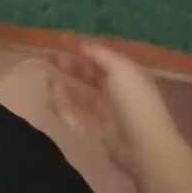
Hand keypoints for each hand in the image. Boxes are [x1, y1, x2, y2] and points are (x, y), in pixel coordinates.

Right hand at [50, 43, 180, 179]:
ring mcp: (108, 114)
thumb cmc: (134, 102)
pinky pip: (78, 118)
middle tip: (51, 61)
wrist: (145, 147)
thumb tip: (81, 45)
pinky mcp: (98, 133)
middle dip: (72, 69)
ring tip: (47, 80)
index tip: (65, 47)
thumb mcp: (121, 69)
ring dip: (65, 88)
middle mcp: (118, 93)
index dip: (85, 53)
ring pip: (83, 98)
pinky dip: (64, 109)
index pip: (104, 61)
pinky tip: (50, 101)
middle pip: (91, 78)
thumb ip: (100, 55)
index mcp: (127, 76)